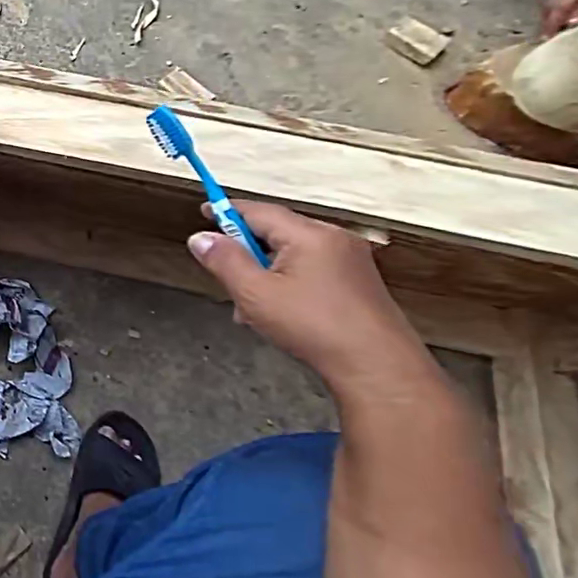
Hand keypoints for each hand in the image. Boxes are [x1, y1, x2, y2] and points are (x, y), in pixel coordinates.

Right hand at [186, 201, 423, 382]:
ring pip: (295, 255)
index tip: (205, 212)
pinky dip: (290, 283)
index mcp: (309, 234)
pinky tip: (282, 315)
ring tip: (253, 310)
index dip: (228, 211)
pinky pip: (314, 270)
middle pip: (278, 233)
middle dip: (247, 254)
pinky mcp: (359, 283)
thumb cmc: (317, 329)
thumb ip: (225, 262)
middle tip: (228, 279)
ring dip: (267, 275)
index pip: (259, 211)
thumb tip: (200, 238)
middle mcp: (333, 239)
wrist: (376, 366)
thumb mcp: (256, 295)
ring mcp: (351, 260)